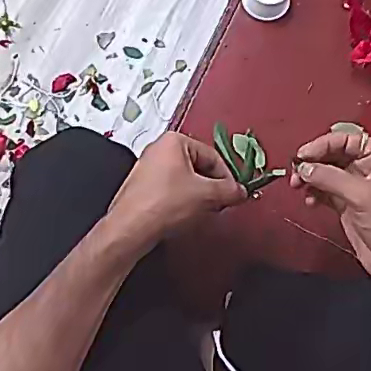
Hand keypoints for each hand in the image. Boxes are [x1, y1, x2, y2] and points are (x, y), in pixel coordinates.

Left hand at [99, 132, 247, 249]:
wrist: (131, 229)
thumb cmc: (162, 204)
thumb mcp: (206, 195)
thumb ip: (229, 190)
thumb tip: (240, 191)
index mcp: (174, 141)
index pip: (212, 156)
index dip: (226, 176)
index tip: (233, 192)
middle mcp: (158, 149)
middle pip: (198, 167)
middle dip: (211, 187)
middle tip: (220, 202)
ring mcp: (148, 168)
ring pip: (185, 179)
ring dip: (198, 195)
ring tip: (202, 210)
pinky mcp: (142, 187)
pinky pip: (171, 189)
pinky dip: (182, 200)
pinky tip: (184, 215)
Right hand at [291, 131, 370, 289]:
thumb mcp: (362, 196)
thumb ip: (330, 178)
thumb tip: (303, 166)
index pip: (349, 139)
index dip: (324, 143)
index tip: (303, 154)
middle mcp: (369, 168)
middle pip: (335, 154)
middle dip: (314, 161)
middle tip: (295, 171)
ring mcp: (357, 187)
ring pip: (327, 172)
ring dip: (311, 177)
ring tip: (297, 186)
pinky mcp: (348, 205)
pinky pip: (326, 191)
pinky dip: (315, 193)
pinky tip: (309, 201)